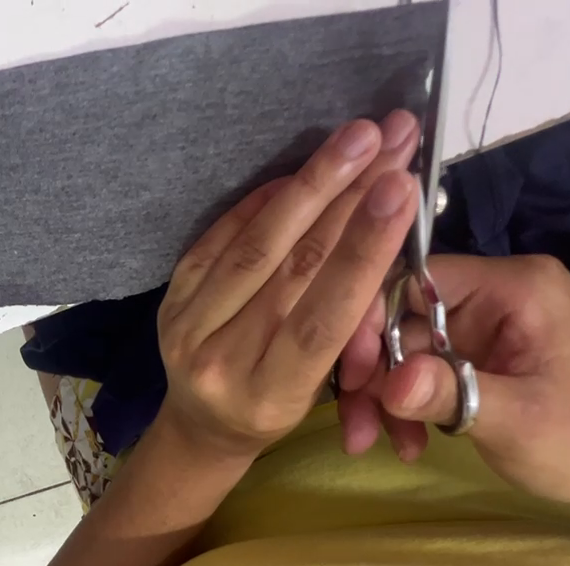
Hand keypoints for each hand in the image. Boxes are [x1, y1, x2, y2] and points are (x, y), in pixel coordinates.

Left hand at [154, 112, 420, 460]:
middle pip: (289, 270)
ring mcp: (186, 331)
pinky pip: (220, 237)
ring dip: (311, 183)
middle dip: (346, 197)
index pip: (321, 318)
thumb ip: (347, 325)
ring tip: (357, 135)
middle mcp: (219, 364)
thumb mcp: (317, 387)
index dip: (361, 252)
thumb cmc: (274, 407)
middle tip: (392, 137)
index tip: (400, 187)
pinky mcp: (169, 301)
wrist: (202, 425)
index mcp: (268, 395)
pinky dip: (263, 200)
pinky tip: (302, 168)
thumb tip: (379, 237)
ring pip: (254, 246)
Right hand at [343, 253, 569, 515]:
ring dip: (382, 401)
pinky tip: (408, 443)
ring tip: (377, 446)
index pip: (414, 281)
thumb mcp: (515, 421)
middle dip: (372, 378)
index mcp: (514, 289)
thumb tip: (388, 383)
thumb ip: (450, 394)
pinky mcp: (473, 358)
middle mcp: (494, 296)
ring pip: (400, 353)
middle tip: (357, 432)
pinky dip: (401, 409)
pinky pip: (416, 373)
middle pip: (399, 323)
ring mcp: (482, 328)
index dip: (370, 324)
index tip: (351, 378)